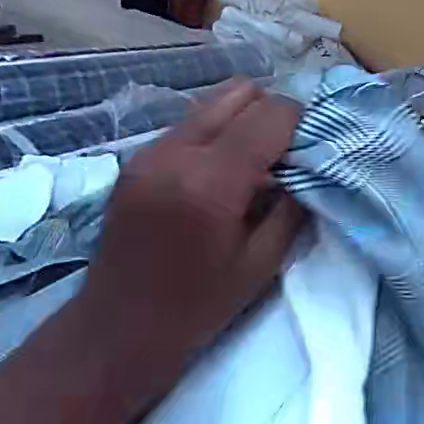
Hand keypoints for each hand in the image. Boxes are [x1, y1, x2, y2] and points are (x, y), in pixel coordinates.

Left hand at [71, 80, 306, 387]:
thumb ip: (292, 204)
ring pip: (212, 101)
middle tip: (282, 152)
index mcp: (212, 182)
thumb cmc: (196, 308)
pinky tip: (217, 172)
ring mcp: (150, 150)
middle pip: (241, 91)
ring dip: (241, 119)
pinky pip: (189, 123)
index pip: (271, 114)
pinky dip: (214, 133)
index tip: (309, 147)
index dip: (299, 121)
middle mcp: (177, 152)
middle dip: (271, 113)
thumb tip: (309, 163)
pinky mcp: (136, 157)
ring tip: (250, 161)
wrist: (114, 332)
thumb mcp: (262, 264)